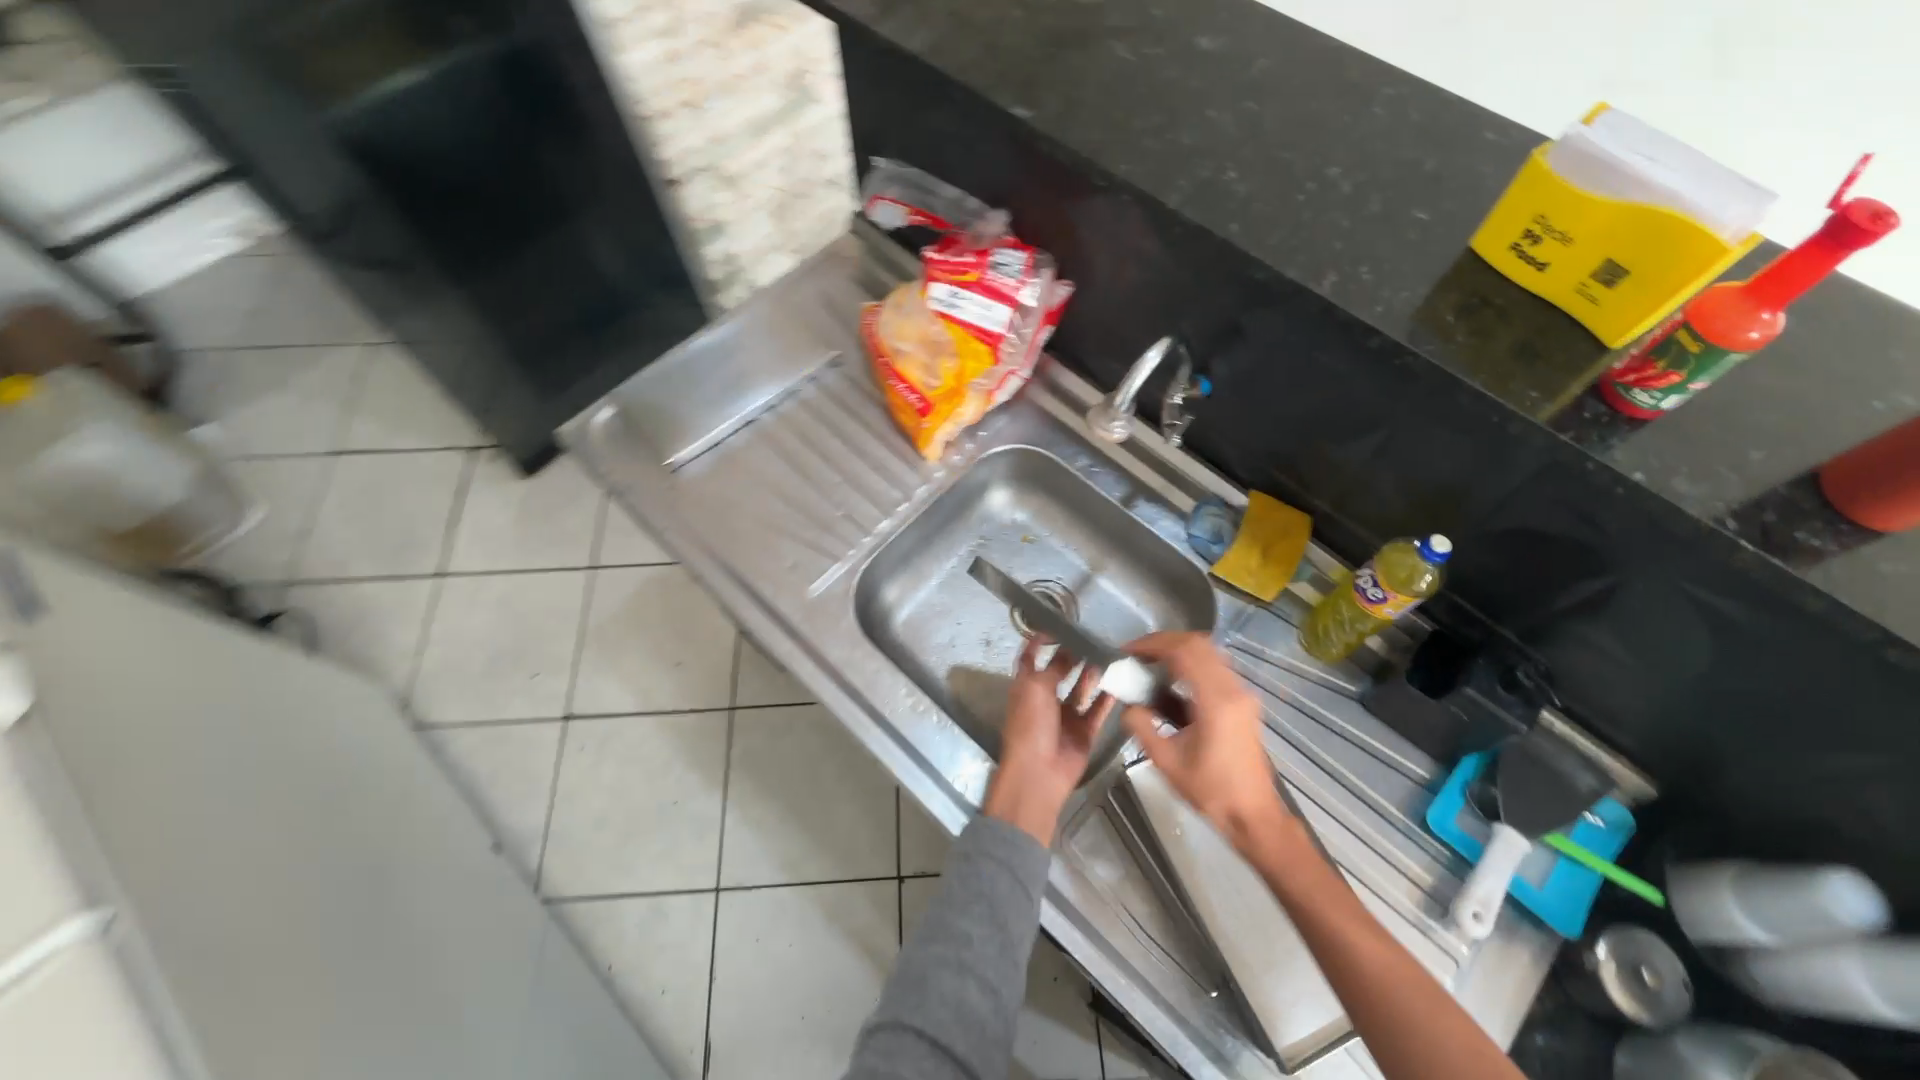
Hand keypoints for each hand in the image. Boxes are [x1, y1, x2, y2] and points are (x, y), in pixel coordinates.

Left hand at [982, 635, 1115, 846]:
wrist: (1039, 772)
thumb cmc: (1030, 725)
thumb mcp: (1036, 688)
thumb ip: (1054, 668)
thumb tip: (1068, 651)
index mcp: (1026, 687)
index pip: (1031, 658)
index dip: (1040, 642)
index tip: (1058, 625)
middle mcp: (1044, 699)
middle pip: (1060, 672)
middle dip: (1074, 657)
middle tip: (1096, 639)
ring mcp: (1065, 717)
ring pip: (1081, 690)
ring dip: (1093, 675)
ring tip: (1110, 657)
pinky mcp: (1084, 732)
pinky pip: (1097, 711)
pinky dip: (1108, 699)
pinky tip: (1120, 683)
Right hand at [1119, 632, 1296, 856]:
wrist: (1252, 814)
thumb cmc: (1210, 791)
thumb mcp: (1166, 761)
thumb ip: (1142, 727)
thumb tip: (1128, 706)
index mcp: (1216, 701)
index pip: (1183, 651)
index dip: (1152, 644)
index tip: (1128, 651)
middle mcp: (1233, 689)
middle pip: (1198, 644)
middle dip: (1164, 642)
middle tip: (1137, 654)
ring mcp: (1242, 695)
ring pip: (1210, 653)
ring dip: (1179, 652)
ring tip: (1151, 666)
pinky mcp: (1243, 703)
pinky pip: (1216, 668)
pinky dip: (1192, 665)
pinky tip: (1172, 684)